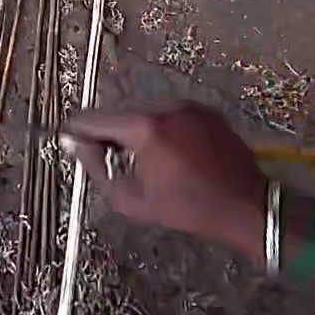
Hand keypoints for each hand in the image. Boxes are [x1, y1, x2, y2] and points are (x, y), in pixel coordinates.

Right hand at [63, 101, 268, 257]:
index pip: (99, 119)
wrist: (245, 207)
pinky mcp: (205, 110)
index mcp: (145, 127)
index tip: (69, 135)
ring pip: (147, 110)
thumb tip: (81, 149)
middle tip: (105, 153)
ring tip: (140, 156)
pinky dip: (161, 126)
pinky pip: (171, 112)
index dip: (80, 129)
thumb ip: (99, 170)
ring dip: (136, 127)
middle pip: (122, 111)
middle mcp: (166, 107)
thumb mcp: (134, 200)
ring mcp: (188, 105)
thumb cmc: (190, 208)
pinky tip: (166, 151)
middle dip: (110, 130)